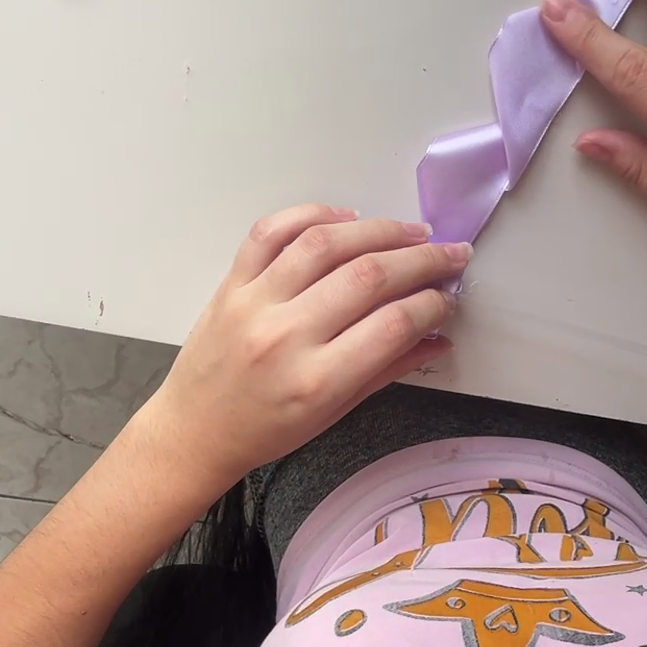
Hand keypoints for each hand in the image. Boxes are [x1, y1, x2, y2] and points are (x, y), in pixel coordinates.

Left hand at [137, 205, 465, 487]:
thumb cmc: (269, 431)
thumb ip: (388, 369)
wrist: (196, 431)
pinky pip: (271, 231)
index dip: (432, 304)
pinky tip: (346, 219)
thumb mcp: (336, 412)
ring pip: (325, 245)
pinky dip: (312, 214)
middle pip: (368, 277)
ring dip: (378, 230)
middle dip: (422, 259)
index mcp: (317, 381)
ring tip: (411, 232)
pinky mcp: (231, 283)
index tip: (448, 298)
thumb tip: (438, 337)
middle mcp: (286, 337)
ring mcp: (254, 304)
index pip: (392, 324)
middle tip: (450, 253)